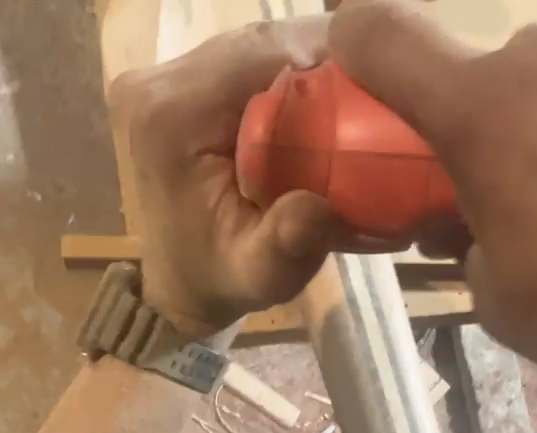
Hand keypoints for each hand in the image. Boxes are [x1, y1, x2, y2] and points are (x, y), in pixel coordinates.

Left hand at [109, 19, 343, 336]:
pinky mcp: (172, 82)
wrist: (179, 287)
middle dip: (321, 61)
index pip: (266, 55)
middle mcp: (156, 82)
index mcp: (172, 116)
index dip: (329, 62)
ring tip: (351, 95)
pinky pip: (243, 61)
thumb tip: (320, 208)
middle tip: (374, 92)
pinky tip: (315, 102)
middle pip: (261, 42)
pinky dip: (283, 76)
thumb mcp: (259, 275)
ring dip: (305, 67)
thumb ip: (287, 242)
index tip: (379, 90)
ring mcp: (160, 76)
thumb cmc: (221, 282)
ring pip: (254, 45)